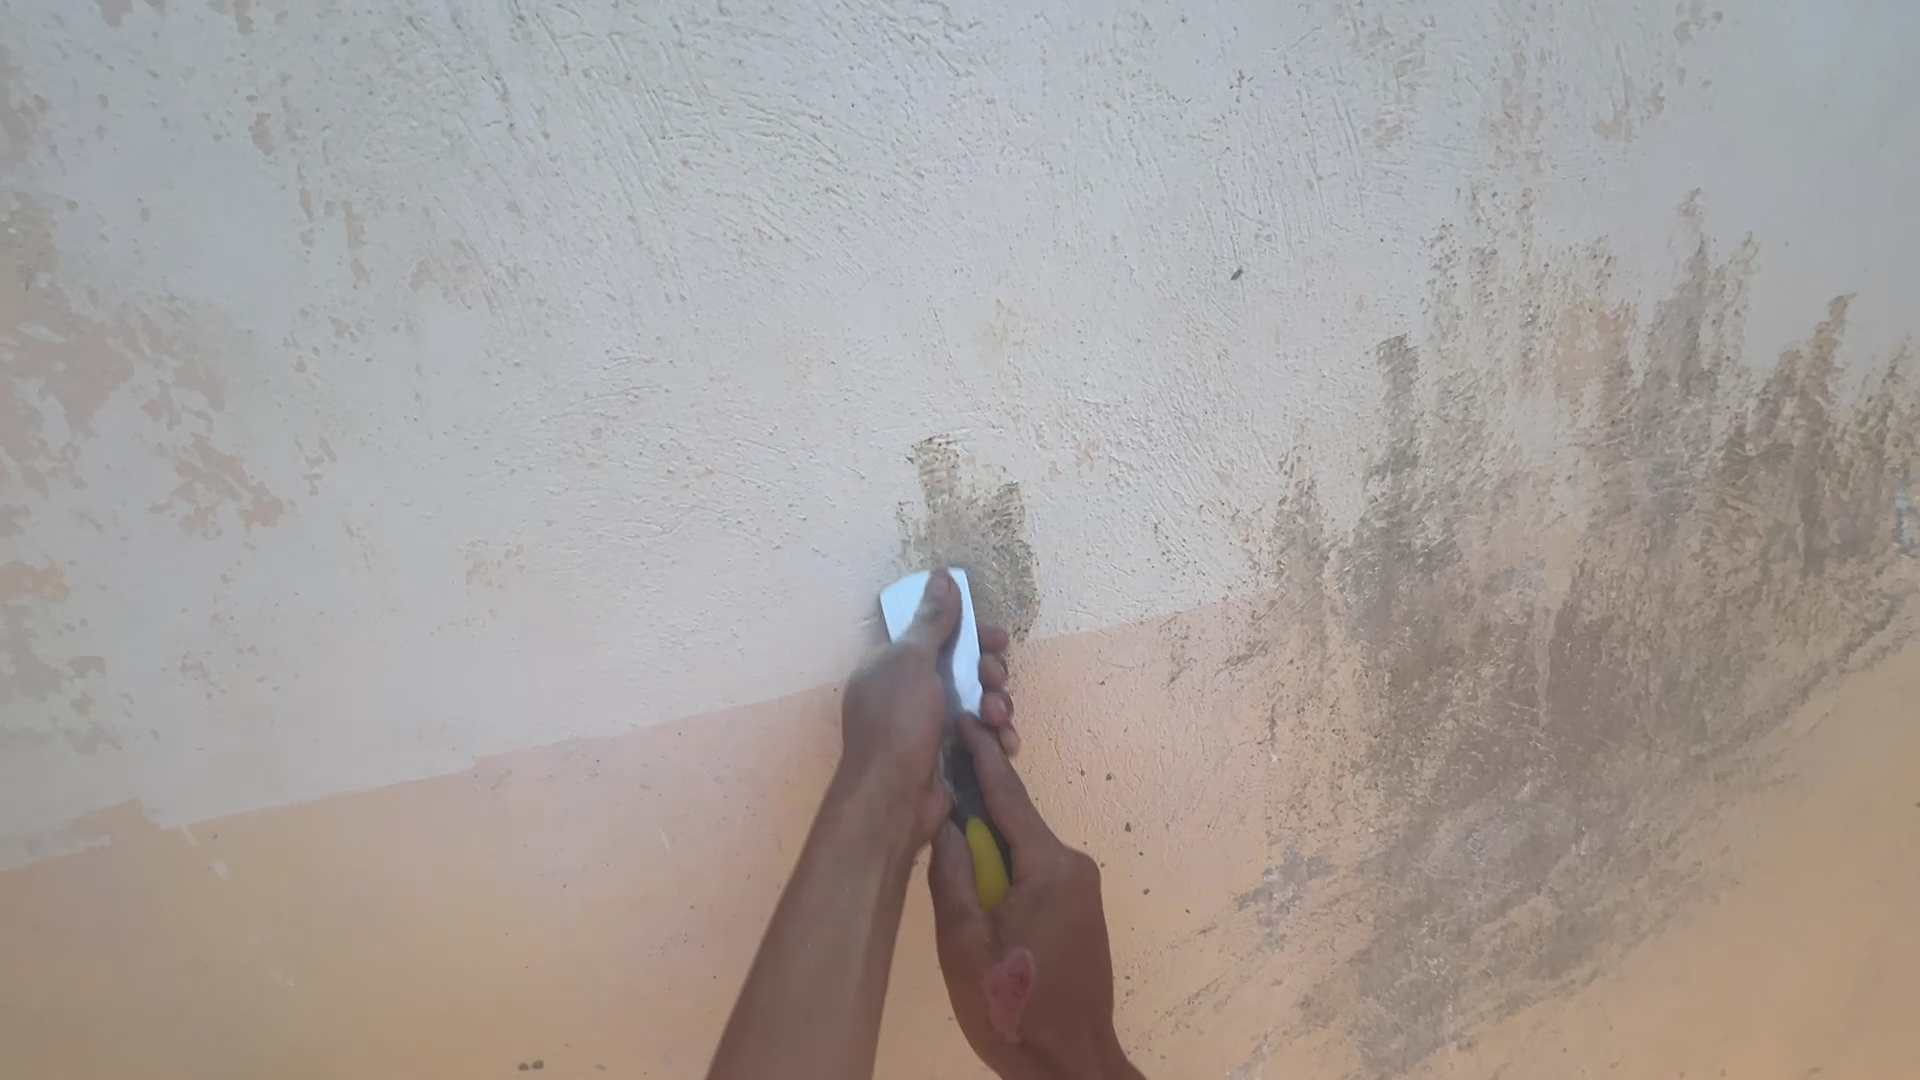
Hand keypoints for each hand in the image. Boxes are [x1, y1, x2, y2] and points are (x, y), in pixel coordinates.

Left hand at [836, 569, 1016, 847]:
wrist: (894, 799)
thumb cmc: (897, 722)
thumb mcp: (911, 661)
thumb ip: (932, 620)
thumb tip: (942, 574)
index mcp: (895, 664)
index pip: (939, 635)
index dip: (971, 634)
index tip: (997, 639)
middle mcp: (913, 690)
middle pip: (966, 667)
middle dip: (989, 672)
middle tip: (994, 680)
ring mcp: (932, 724)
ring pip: (979, 700)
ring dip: (996, 704)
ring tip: (996, 718)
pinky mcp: (951, 753)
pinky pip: (983, 733)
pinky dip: (996, 735)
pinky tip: (1004, 743)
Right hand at [928, 719, 1143, 1079]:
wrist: (1071, 1068)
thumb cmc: (1013, 1005)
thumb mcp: (963, 943)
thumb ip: (950, 873)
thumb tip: (943, 818)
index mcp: (1047, 864)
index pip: (1008, 794)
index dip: (982, 755)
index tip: (963, 720)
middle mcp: (1072, 863)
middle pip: (1015, 821)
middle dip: (976, 808)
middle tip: (937, 793)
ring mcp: (1082, 885)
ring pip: (1024, 848)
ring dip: (989, 846)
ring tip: (951, 859)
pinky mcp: (1082, 907)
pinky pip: (1036, 870)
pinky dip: (1007, 868)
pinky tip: (983, 890)